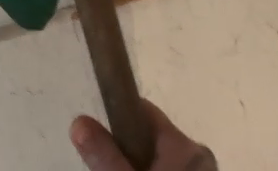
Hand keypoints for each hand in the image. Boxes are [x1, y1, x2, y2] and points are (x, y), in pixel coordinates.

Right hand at [70, 103, 216, 170]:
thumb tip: (79, 121)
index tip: (96, 137)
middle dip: (123, 153)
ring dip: (133, 170)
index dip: (117, 119)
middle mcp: (199, 157)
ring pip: (157, 163)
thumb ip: (104, 157)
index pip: (145, 112)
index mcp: (186, 146)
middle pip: (150, 140)